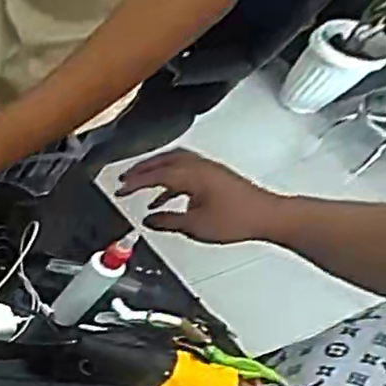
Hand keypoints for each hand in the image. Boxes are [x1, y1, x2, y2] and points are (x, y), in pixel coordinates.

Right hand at [114, 150, 289, 244]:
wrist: (265, 216)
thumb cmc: (237, 219)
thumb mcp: (193, 226)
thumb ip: (166, 221)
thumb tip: (149, 220)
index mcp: (194, 176)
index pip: (157, 174)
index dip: (135, 181)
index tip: (120, 188)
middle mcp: (201, 168)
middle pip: (166, 160)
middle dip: (142, 168)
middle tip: (124, 178)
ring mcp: (209, 171)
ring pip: (176, 163)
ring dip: (155, 170)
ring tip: (138, 182)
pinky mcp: (214, 178)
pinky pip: (185, 173)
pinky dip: (169, 181)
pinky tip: (161, 199)